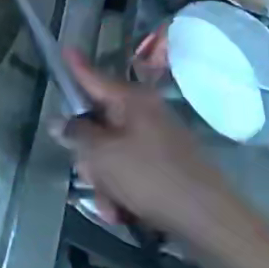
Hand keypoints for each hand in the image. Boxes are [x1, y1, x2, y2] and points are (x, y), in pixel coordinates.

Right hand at [57, 49, 243, 243]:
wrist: (208, 220)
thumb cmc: (150, 177)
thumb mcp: (102, 155)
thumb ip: (76, 134)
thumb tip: (60, 122)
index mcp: (131, 100)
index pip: (93, 77)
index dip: (75, 66)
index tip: (65, 47)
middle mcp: (145, 114)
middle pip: (97, 124)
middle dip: (87, 154)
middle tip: (87, 173)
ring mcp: (156, 140)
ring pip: (109, 153)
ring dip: (103, 180)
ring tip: (111, 204)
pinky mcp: (163, 167)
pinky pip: (128, 172)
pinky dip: (120, 191)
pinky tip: (123, 212)